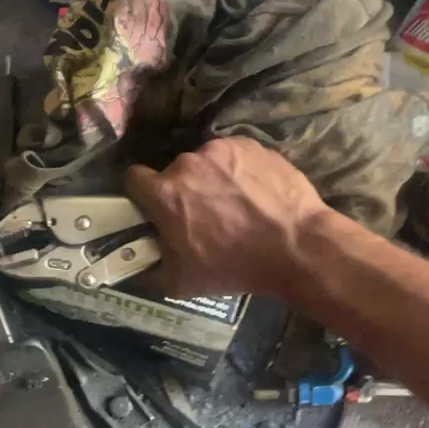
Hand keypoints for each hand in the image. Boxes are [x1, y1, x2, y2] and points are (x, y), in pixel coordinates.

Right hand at [126, 137, 336, 296]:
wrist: (296, 247)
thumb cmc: (233, 267)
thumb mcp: (179, 283)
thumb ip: (146, 271)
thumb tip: (133, 264)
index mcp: (164, 194)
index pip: (134, 179)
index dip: (141, 195)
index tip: (154, 209)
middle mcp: (187, 164)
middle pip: (172, 174)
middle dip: (180, 192)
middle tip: (201, 217)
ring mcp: (220, 150)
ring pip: (202, 163)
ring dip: (209, 180)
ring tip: (232, 205)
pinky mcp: (249, 144)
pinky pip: (230, 156)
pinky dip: (235, 171)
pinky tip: (251, 193)